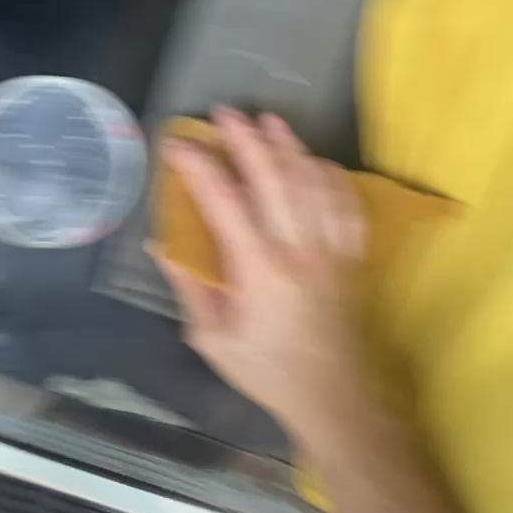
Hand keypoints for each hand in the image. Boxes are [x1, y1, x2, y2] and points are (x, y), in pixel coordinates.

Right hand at [152, 107, 366, 431]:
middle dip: (248, 141)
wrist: (334, 399)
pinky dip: (331, 177)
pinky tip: (317, 161)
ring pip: (313, 184)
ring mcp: (331, 252)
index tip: (177, 144)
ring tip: (270, 121)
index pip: (225, 202)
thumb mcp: (213, 337)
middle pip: (275, 179)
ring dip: (290, 147)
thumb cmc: (266, 371)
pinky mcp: (351, 259)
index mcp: (259, 270)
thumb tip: (162, 246)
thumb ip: (190, 287)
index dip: (198, 167)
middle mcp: (299, 250)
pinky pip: (346, 206)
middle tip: (226, 113)